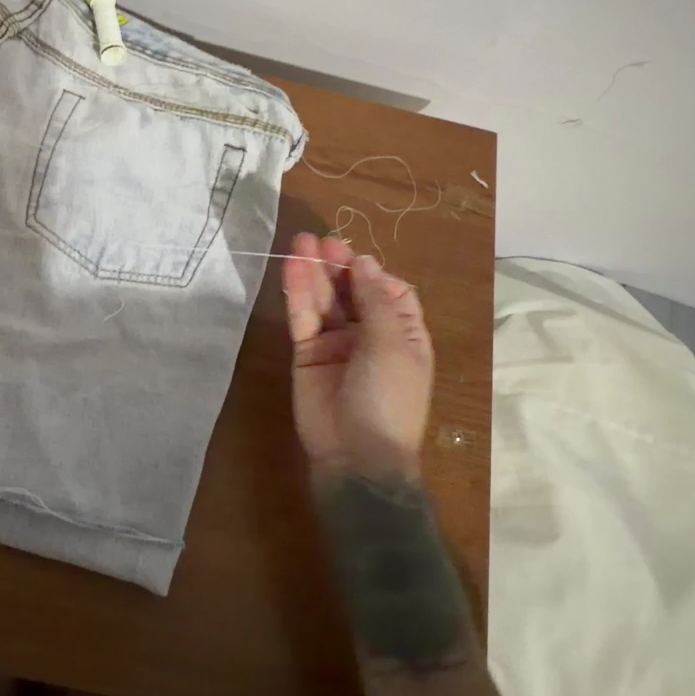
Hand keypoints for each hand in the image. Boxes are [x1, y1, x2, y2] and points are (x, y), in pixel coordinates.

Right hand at [283, 233, 434, 479]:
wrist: (357, 454)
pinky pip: (302, 317)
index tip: (354, 258)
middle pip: (352, 290)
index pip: (388, 291)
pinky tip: (291, 268)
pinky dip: (297, 293)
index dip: (371, 272)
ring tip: (300, 242)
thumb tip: (365, 262)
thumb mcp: (393, 346)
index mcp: (402, 334)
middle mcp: (369, 334)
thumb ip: (376, 301)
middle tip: (319, 240)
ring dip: (313, 272)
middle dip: (337, 265)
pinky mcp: (306, 352)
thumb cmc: (388, 399)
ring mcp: (335, 343)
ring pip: (324, 299)